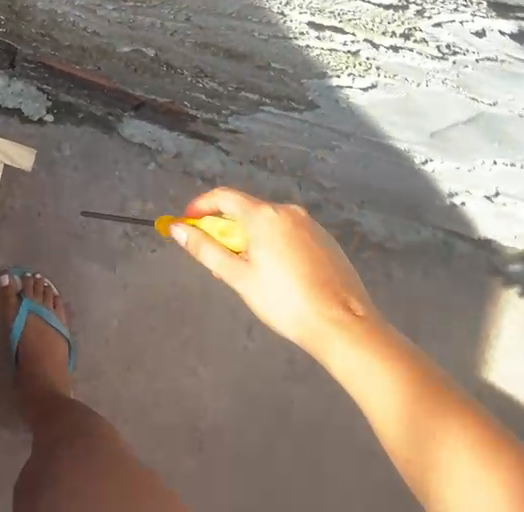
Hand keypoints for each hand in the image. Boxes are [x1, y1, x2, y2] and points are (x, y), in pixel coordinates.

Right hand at [169, 187, 379, 356]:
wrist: (347, 326)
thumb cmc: (285, 301)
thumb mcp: (238, 277)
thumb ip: (205, 249)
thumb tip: (176, 228)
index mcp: (264, 216)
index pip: (223, 197)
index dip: (200, 206)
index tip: (187, 223)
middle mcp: (287, 212)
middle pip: (246, 210)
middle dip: (225, 229)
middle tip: (217, 259)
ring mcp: (311, 226)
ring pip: (268, 223)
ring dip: (250, 238)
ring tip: (247, 272)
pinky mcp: (327, 242)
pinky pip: (289, 234)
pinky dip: (273, 244)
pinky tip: (278, 275)